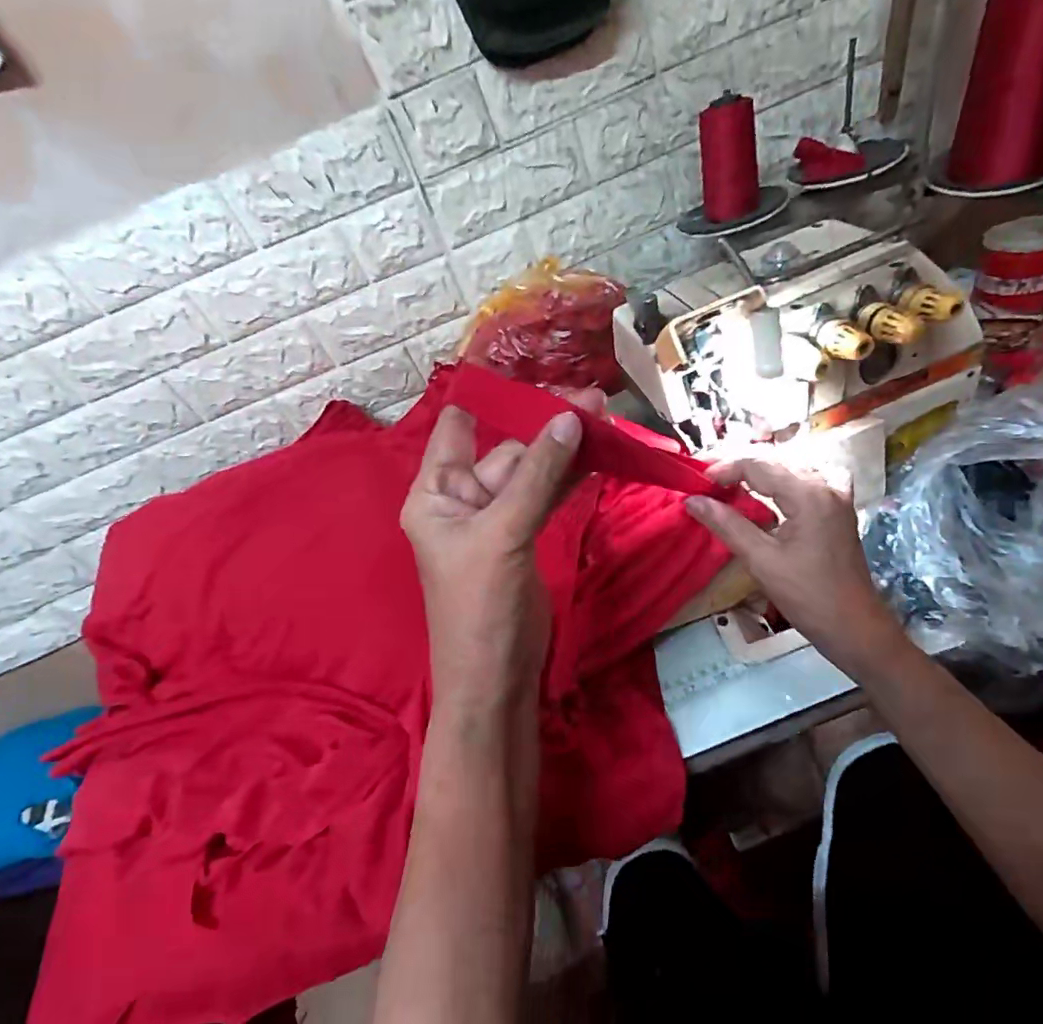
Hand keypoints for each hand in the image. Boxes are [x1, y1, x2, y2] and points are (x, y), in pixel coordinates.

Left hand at [400, 398, 592, 712]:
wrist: (497, 677)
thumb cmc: (480, 607)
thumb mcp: (504, 535)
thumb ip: (537, 476)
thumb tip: (568, 419)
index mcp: (437, 492)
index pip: (456, 428)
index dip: (482, 396)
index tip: (519, 366)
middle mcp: (464, 500)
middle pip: (509, 449)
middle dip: (548, 426)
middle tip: (594, 402)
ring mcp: (498, 519)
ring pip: (535, 473)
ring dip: (566, 451)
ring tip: (605, 421)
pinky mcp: (526, 537)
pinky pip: (549, 497)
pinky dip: (571, 479)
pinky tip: (598, 458)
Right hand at [683, 460, 908, 674]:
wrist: (854, 626)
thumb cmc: (807, 596)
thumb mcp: (762, 561)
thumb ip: (727, 525)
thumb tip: (694, 501)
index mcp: (808, 494)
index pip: (759, 467)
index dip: (726, 469)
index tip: (699, 482)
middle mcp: (826, 486)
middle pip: (776, 464)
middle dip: (742, 470)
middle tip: (711, 485)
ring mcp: (838, 497)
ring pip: (794, 470)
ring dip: (764, 475)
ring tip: (735, 487)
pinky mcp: (841, 511)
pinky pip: (813, 481)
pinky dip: (791, 482)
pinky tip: (778, 493)